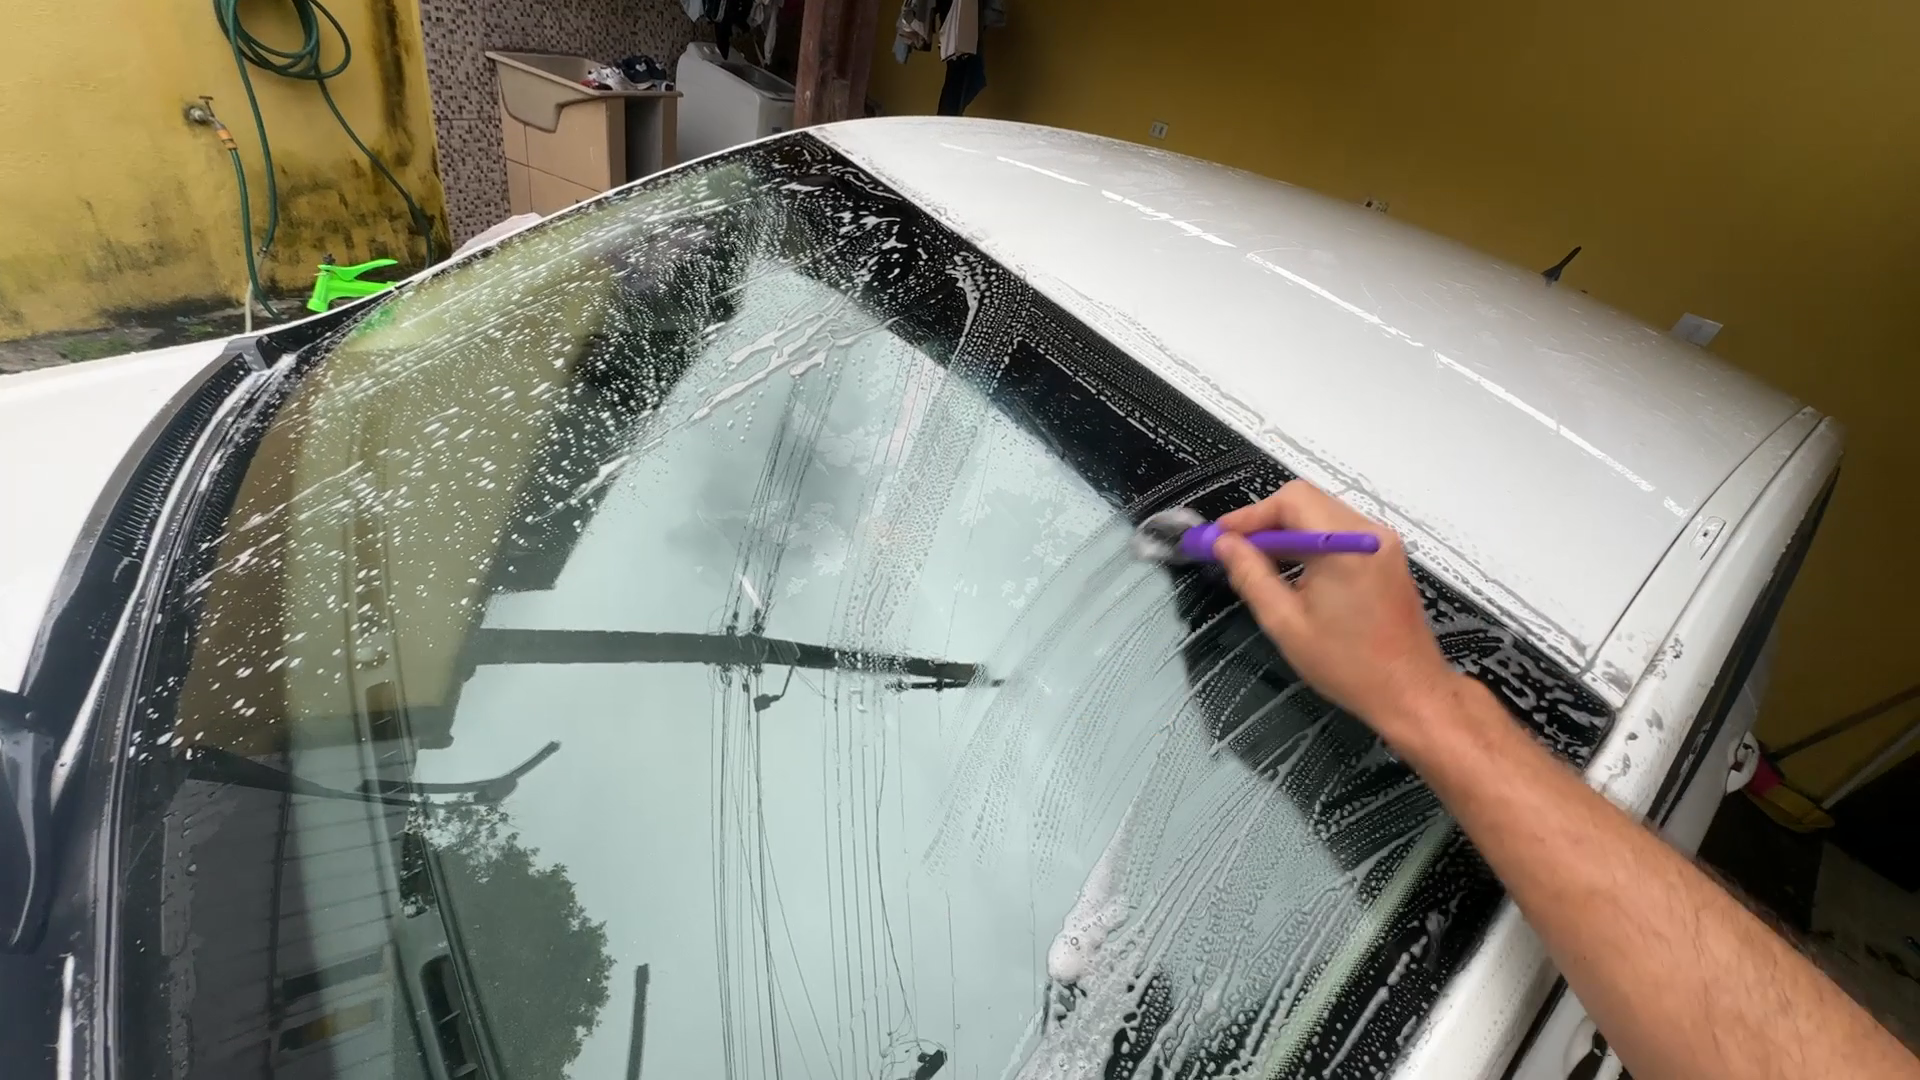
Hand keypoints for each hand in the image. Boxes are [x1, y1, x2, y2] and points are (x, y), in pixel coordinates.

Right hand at [1213, 481, 1459, 740]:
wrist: (1410, 692)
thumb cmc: (1345, 664)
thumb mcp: (1284, 622)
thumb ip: (1250, 575)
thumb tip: (1223, 544)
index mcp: (1345, 546)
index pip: (1290, 501)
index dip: (1248, 515)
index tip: (1218, 538)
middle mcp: (1369, 532)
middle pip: (1305, 500)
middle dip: (1264, 521)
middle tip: (1233, 549)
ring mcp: (1382, 542)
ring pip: (1320, 512)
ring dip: (1284, 530)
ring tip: (1256, 561)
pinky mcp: (1385, 555)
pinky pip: (1336, 530)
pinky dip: (1307, 540)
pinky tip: (1288, 567)